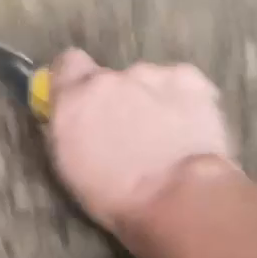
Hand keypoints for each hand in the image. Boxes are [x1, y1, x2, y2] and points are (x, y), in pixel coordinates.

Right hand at [47, 50, 238, 232]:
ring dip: (145, 100)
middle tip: (122, 134)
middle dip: (111, 100)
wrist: (173, 192)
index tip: (75, 99)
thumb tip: (71, 114)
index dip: (70, 79)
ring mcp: (153, 74)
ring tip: (157, 136)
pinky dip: (175, 100)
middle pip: (107, 79)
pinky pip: (176, 83)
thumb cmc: (109, 194)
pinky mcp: (191, 78)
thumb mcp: (67, 166)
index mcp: (74, 101)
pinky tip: (181, 127)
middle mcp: (110, 78)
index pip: (66, 64)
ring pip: (144, 82)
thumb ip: (67, 128)